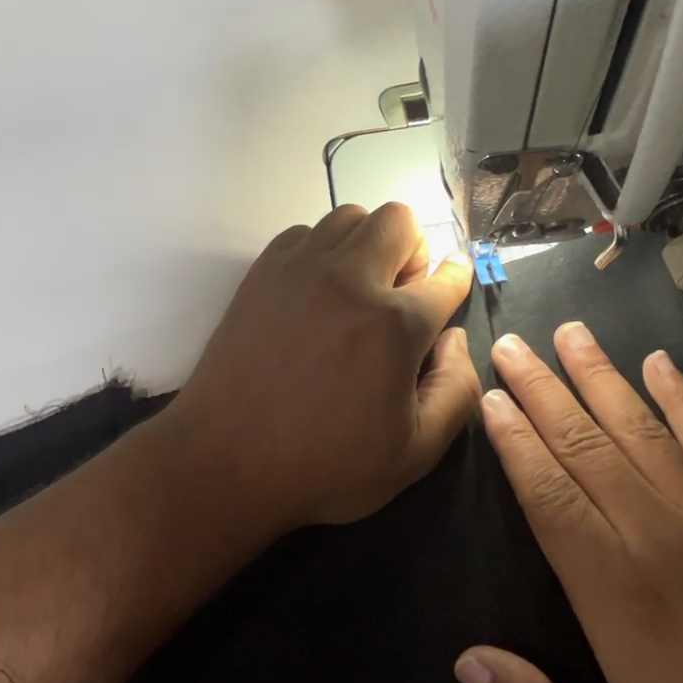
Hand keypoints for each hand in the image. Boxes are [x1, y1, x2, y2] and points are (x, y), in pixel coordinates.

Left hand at [150, 202, 479, 532]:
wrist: (225, 459)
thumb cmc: (324, 466)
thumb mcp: (414, 454)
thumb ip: (457, 390)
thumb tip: (454, 338)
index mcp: (394, 325)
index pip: (446, 276)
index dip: (457, 278)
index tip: (452, 282)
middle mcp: (350, 280)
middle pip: (400, 219)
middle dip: (413, 249)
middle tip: (400, 292)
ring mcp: (301, 268)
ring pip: (349, 216)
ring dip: (367, 242)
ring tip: (357, 286)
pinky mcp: (263, 271)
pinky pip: (304, 232)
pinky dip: (321, 250)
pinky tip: (315, 291)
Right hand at [456, 326, 682, 682]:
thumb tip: (467, 658)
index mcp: (622, 600)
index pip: (551, 499)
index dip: (516, 445)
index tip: (489, 398)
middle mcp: (666, 542)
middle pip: (590, 448)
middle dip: (544, 392)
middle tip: (511, 344)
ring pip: (647, 433)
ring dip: (604, 379)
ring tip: (572, 333)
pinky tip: (664, 365)